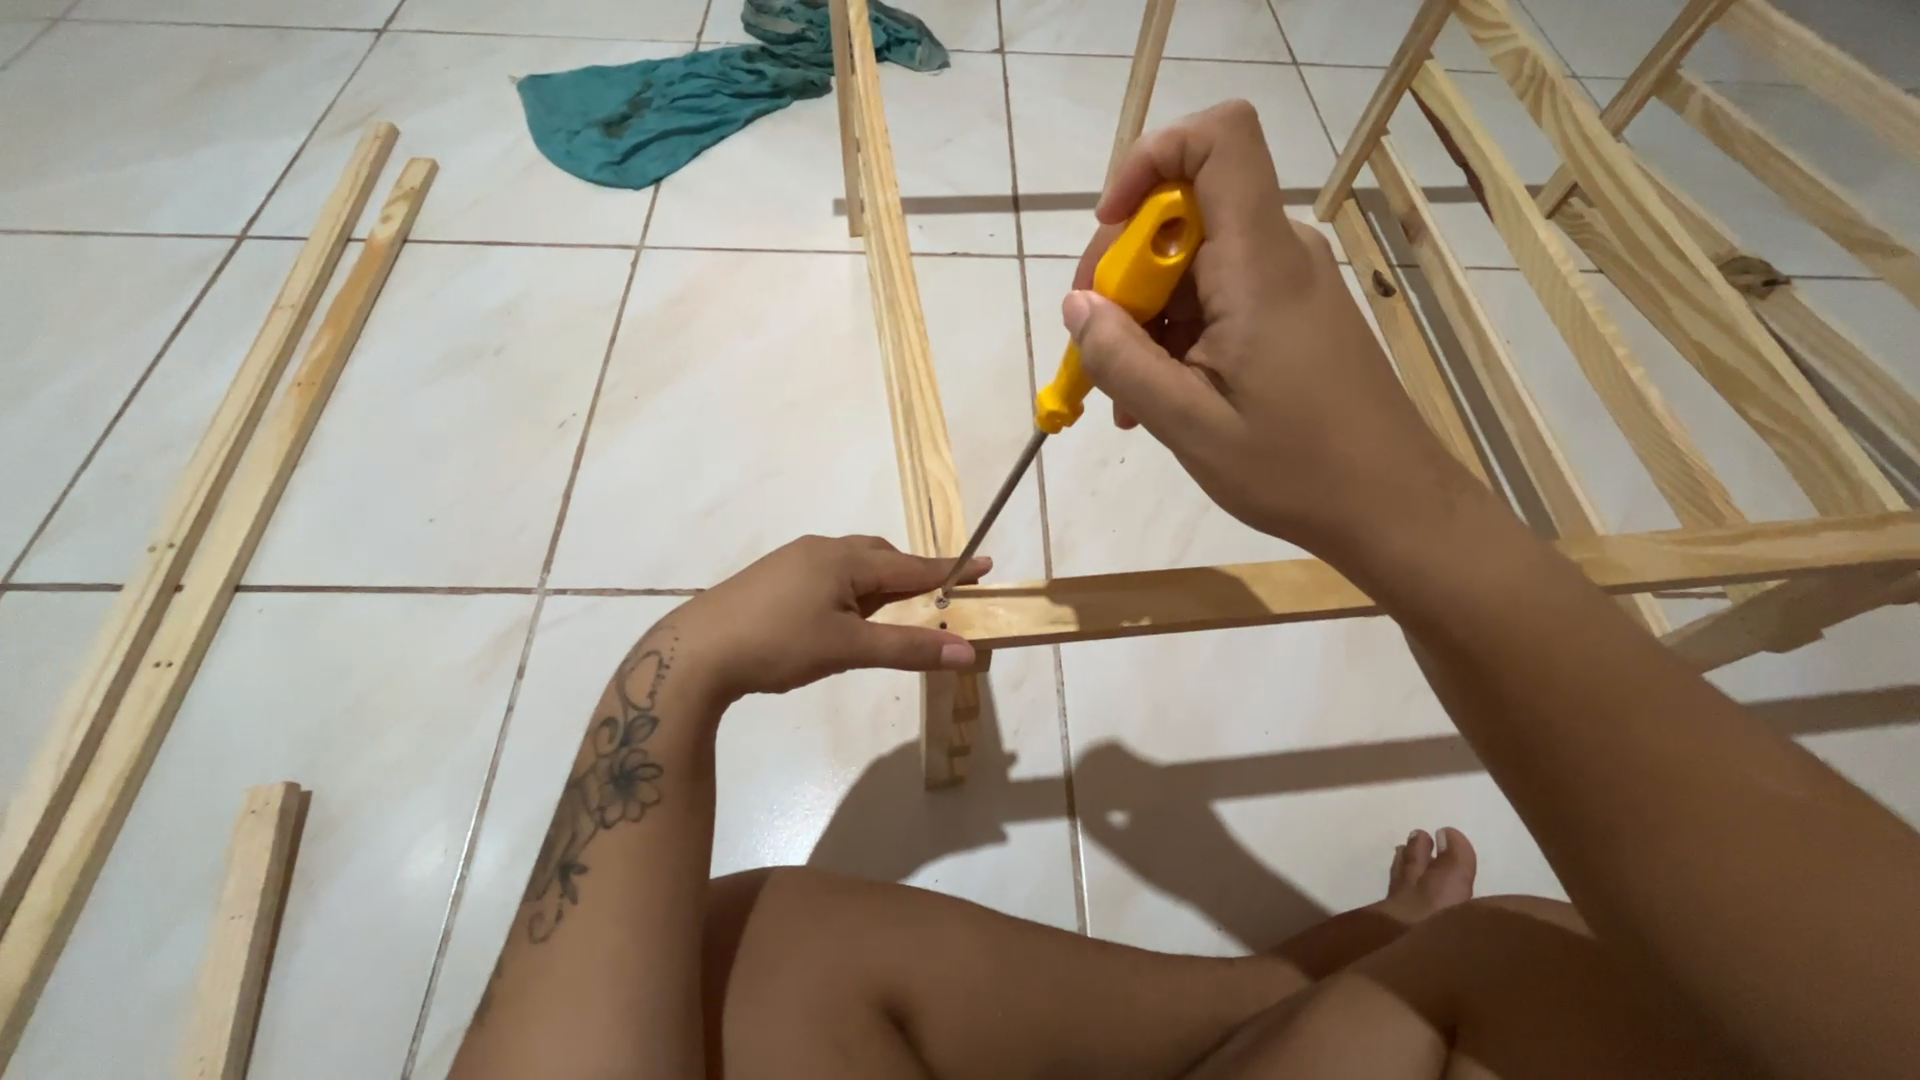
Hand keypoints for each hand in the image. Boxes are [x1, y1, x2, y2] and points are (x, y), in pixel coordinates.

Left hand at [661, 535, 987, 699]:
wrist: (695, 652)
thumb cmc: (778, 644)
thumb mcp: (848, 649)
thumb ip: (909, 649)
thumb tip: (967, 652)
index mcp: (844, 559)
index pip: (911, 564)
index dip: (949, 569)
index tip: (984, 564)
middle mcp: (821, 550)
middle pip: (880, 557)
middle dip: (911, 575)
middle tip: (934, 598)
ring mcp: (792, 561)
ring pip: (850, 566)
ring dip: (878, 584)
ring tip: (890, 613)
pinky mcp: (772, 578)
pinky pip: (827, 575)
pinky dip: (849, 590)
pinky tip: (840, 617)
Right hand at [1069, 100, 1475, 555]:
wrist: (1391, 505)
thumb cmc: (1295, 468)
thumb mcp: (1188, 424)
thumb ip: (1122, 360)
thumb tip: (1076, 307)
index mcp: (1260, 264)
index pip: (1218, 139)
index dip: (1152, 158)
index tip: (1110, 228)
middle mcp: (1279, 253)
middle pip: (1186, 209)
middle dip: (1124, 267)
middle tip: (1095, 345)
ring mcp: (1289, 283)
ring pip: (1194, 262)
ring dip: (1145, 315)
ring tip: (1124, 393)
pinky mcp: (1292, 314)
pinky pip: (1218, 298)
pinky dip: (1177, 333)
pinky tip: (1159, 396)